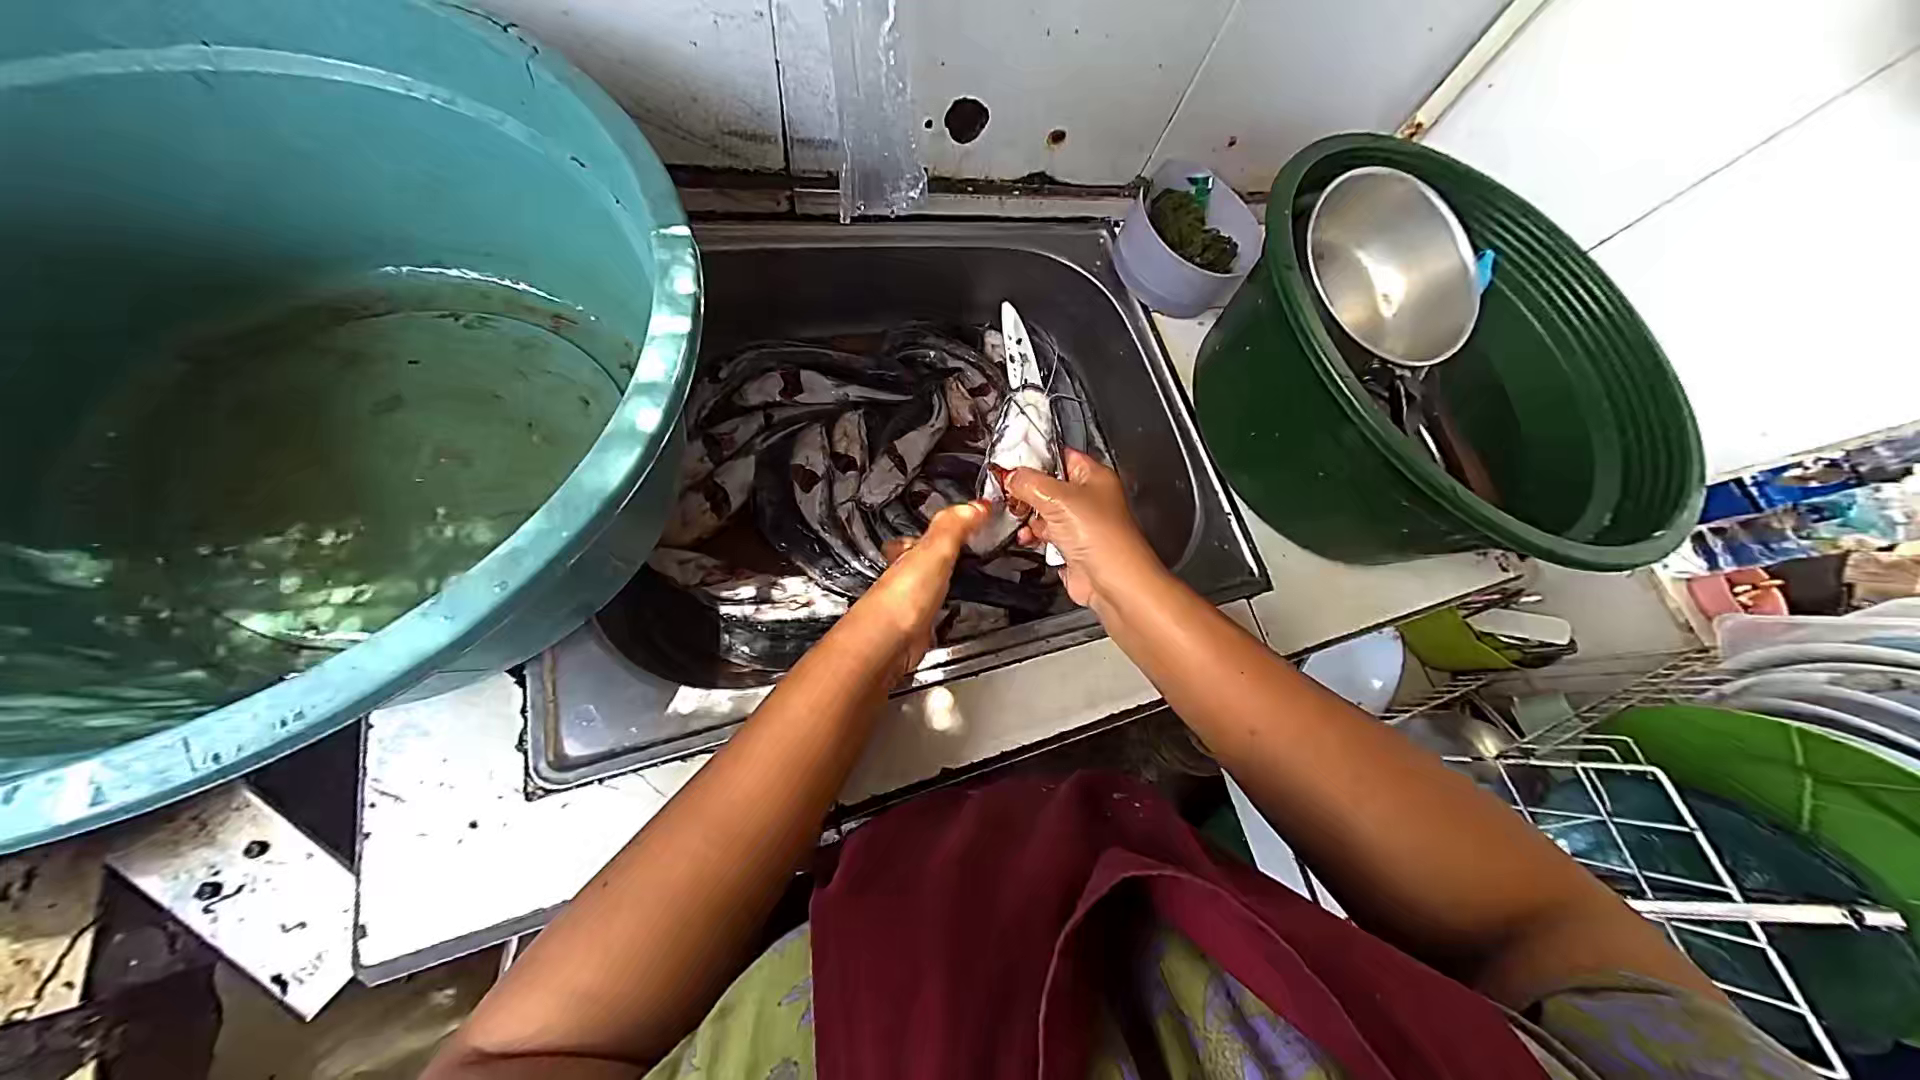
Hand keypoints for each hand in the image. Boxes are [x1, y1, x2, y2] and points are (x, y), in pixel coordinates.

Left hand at [853, 500, 987, 671]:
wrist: (888, 644)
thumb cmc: (901, 597)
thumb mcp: (935, 550)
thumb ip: (955, 526)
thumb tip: (975, 505)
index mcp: (905, 553)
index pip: (922, 533)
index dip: (942, 525)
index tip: (964, 520)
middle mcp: (904, 579)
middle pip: (922, 561)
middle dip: (940, 555)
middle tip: (962, 549)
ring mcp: (910, 605)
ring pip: (928, 587)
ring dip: (943, 582)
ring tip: (962, 577)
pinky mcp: (919, 632)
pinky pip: (935, 614)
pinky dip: (945, 610)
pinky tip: (952, 612)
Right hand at [1005, 449, 1163, 609]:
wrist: (1112, 582)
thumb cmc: (1103, 538)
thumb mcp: (1057, 498)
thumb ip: (1029, 482)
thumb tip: (1011, 476)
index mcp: (1093, 476)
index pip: (1061, 456)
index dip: (1036, 458)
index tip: (1012, 464)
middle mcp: (1088, 498)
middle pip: (1048, 486)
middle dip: (1027, 492)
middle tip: (1011, 494)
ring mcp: (1080, 524)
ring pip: (1044, 512)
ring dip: (1028, 517)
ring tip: (1020, 519)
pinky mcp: (1071, 547)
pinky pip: (1045, 536)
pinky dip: (1034, 536)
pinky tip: (1028, 538)